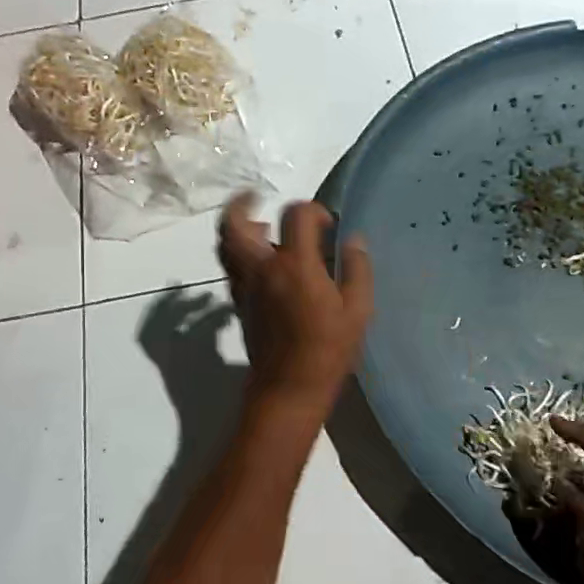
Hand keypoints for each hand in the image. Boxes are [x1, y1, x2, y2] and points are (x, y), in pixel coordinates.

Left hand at [218, 195, 371, 408]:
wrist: (288, 387)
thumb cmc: (328, 350)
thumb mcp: (358, 310)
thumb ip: (358, 269)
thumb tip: (353, 239)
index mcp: (295, 266)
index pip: (295, 215)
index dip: (312, 210)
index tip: (327, 225)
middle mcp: (262, 268)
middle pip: (235, 223)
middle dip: (244, 203)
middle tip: (257, 196)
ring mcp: (245, 285)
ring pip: (225, 244)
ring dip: (237, 226)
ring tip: (259, 225)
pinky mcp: (238, 301)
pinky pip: (229, 266)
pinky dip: (238, 251)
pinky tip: (260, 258)